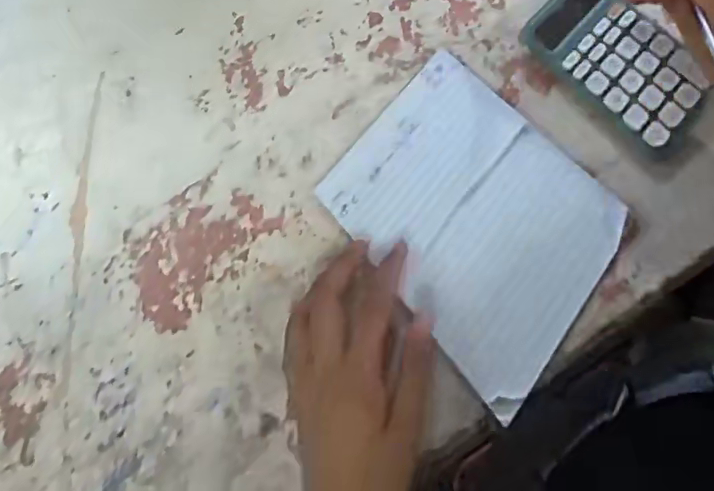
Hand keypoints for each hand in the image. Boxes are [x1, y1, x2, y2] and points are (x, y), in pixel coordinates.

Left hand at [286, 242, 433, 490]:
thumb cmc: (381, 472)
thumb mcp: (408, 426)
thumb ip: (414, 369)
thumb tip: (421, 314)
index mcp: (355, 374)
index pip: (371, 308)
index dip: (385, 272)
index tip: (399, 246)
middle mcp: (323, 369)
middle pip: (326, 301)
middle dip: (344, 266)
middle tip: (364, 245)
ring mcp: (303, 380)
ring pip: (302, 317)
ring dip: (319, 284)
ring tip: (340, 266)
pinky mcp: (295, 393)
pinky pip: (292, 340)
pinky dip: (304, 313)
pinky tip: (316, 308)